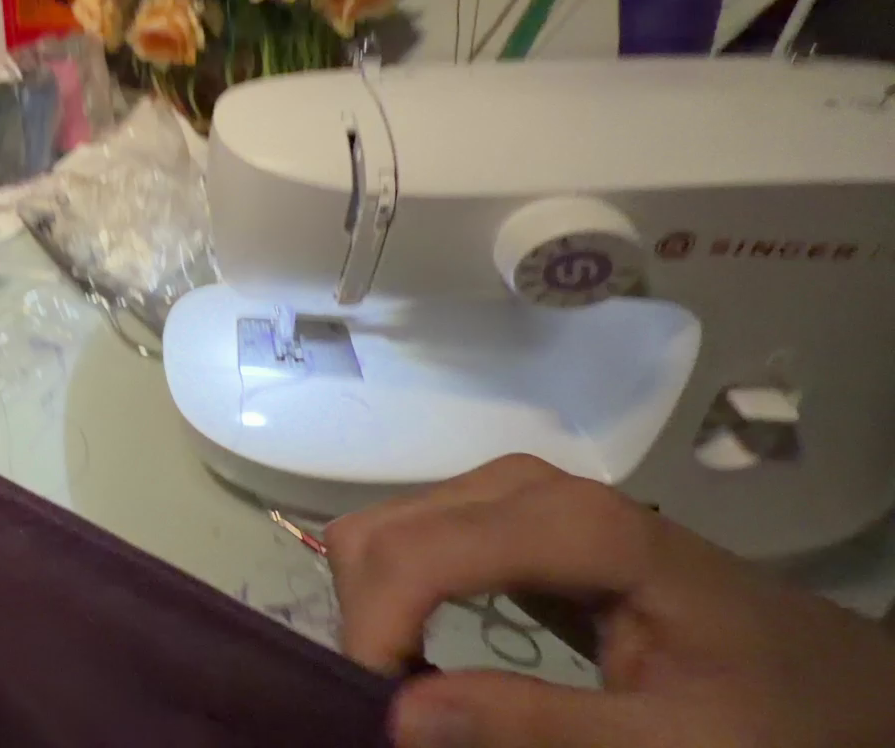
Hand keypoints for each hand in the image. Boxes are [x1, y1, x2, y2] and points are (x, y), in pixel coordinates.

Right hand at [326, 454, 894, 747]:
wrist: (837, 670)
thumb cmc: (775, 709)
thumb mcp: (681, 746)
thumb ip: (542, 728)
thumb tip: (397, 719)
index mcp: (569, 523)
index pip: (415, 555)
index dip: (376, 630)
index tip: (385, 716)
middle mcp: (517, 482)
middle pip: (382, 535)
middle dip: (367, 622)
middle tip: (399, 707)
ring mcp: (503, 486)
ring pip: (379, 530)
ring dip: (373, 608)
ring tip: (410, 681)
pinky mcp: (495, 505)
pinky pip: (404, 534)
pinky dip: (391, 592)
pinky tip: (422, 644)